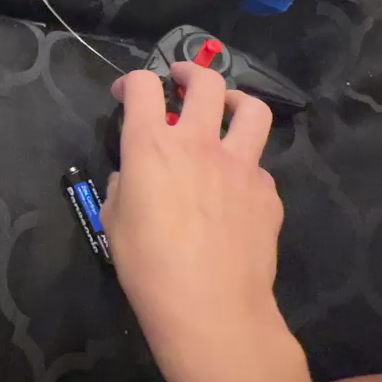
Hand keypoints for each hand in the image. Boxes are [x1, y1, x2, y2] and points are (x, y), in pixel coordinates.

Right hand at [101, 63, 281, 354]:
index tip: (124, 95)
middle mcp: (197, 142)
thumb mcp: (114, 218)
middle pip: (204, 81)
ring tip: (225, 110)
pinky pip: (258, 165)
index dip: (129, 81)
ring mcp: (239, 165)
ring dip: (235, 101)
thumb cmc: (147, 264)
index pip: (142, 84)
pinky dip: (244, 165)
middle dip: (189, 73)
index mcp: (150, 143)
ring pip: (252, 109)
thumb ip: (123, 185)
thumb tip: (133, 177)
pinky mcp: (267, 193)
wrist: (211, 307)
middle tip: (180, 82)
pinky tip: (234, 188)